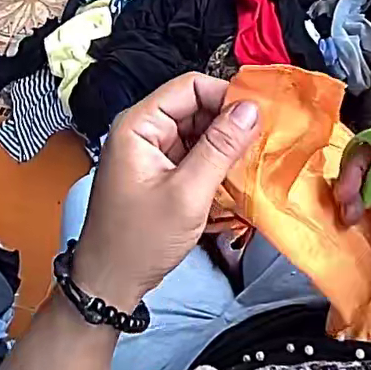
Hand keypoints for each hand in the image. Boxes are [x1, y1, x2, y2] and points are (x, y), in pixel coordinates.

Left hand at [74, 73, 260, 308]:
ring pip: (198, 129)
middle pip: (195, 106)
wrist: (111, 282)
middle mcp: (143, 131)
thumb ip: (220, 148)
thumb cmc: (139, 241)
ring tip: (249, 160)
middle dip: (228, 120)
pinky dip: (215, 159)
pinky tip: (232, 175)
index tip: (257, 115)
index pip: (189, 87)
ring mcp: (151, 150)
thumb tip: (250, 109)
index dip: (225, 96)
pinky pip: (194, 151)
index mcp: (138, 126)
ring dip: (224, 142)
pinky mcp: (161, 169)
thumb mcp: (188, 193)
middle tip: (259, 141)